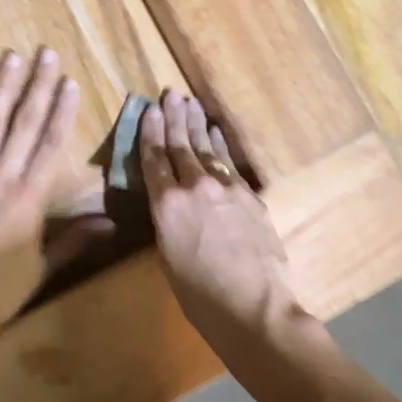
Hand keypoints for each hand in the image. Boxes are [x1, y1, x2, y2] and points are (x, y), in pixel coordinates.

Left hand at [0, 47, 79, 329]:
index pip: (51, 144)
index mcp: (29, 198)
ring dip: (1, 89)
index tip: (70, 82)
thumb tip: (111, 220)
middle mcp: (1, 178)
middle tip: (46, 53)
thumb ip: (74, 238)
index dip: (62, 111)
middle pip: (23, 124)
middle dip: (37, 87)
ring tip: (11, 57)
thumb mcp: (43, 267)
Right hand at [140, 90, 296, 328]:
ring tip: (189, 102)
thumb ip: (168, 223)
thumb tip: (173, 207)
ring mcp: (226, 188)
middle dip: (173, 119)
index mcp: (166, 205)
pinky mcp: (250, 197)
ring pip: (206, 148)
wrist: (252, 307)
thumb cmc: (199, 294)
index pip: (154, 159)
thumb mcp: (168, 258)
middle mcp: (194, 187)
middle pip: (180, 146)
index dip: (150, 133)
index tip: (149, 110)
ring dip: (196, 124)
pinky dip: (221, 145)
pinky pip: (230, 163)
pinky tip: (215, 132)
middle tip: (169, 95)